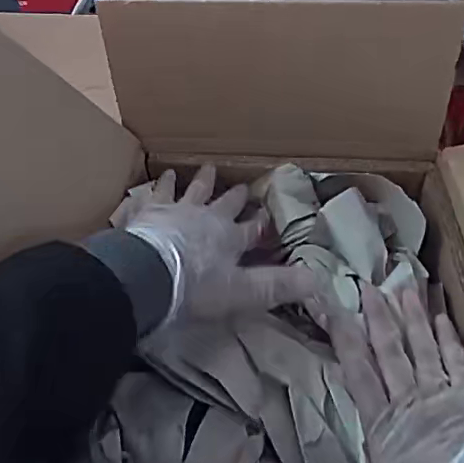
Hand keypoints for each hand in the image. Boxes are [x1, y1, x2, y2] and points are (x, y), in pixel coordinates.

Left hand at [112, 166, 320, 325]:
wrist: (147, 273)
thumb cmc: (196, 287)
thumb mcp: (242, 292)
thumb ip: (276, 285)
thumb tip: (317, 279)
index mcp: (228, 237)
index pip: (251, 228)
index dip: (260, 222)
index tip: (267, 213)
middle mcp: (204, 216)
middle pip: (222, 202)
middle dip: (232, 194)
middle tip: (239, 184)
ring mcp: (173, 210)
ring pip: (187, 190)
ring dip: (194, 181)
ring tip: (197, 169)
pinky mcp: (146, 211)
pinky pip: (152, 195)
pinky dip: (156, 187)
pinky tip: (154, 180)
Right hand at [325, 278, 463, 462]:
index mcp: (383, 427)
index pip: (357, 372)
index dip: (345, 340)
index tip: (334, 311)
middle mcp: (408, 403)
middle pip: (388, 352)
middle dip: (377, 318)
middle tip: (369, 287)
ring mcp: (441, 395)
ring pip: (420, 347)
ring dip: (411, 318)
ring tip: (403, 289)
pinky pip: (457, 360)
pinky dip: (448, 338)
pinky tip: (441, 318)